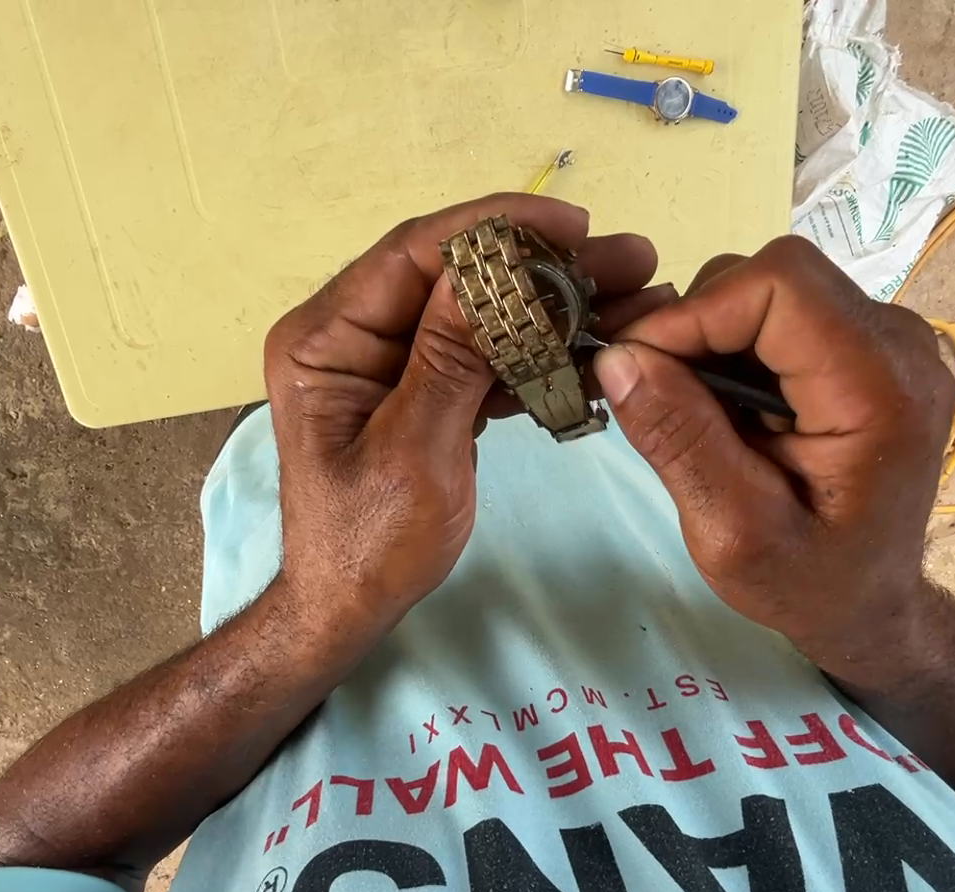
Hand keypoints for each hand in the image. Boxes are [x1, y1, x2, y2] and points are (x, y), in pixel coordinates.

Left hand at [263, 194, 665, 636]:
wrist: (353, 604)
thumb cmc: (370, 541)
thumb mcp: (412, 451)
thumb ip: (447, 358)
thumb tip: (488, 265)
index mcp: (325, 340)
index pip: (412, 256)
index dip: (496, 230)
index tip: (575, 226)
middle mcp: (352, 336)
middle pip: (453, 279)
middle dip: (540, 269)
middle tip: (627, 260)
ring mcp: (388, 364)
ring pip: (476, 317)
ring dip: (549, 311)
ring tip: (629, 301)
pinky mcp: (421, 391)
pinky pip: (480, 359)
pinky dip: (532, 358)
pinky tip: (588, 354)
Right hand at [594, 236, 953, 677]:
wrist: (866, 605)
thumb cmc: (807, 583)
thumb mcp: (731, 529)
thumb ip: (680, 440)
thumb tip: (616, 359)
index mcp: (880, 388)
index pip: (778, 285)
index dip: (693, 314)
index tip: (634, 369)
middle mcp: (897, 343)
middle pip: (772, 278)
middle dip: (694, 327)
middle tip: (651, 396)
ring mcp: (884, 342)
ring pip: (768, 291)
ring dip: (706, 343)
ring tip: (688, 415)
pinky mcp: (862, 351)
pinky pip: (778, 319)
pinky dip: (727, 352)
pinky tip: (717, 411)